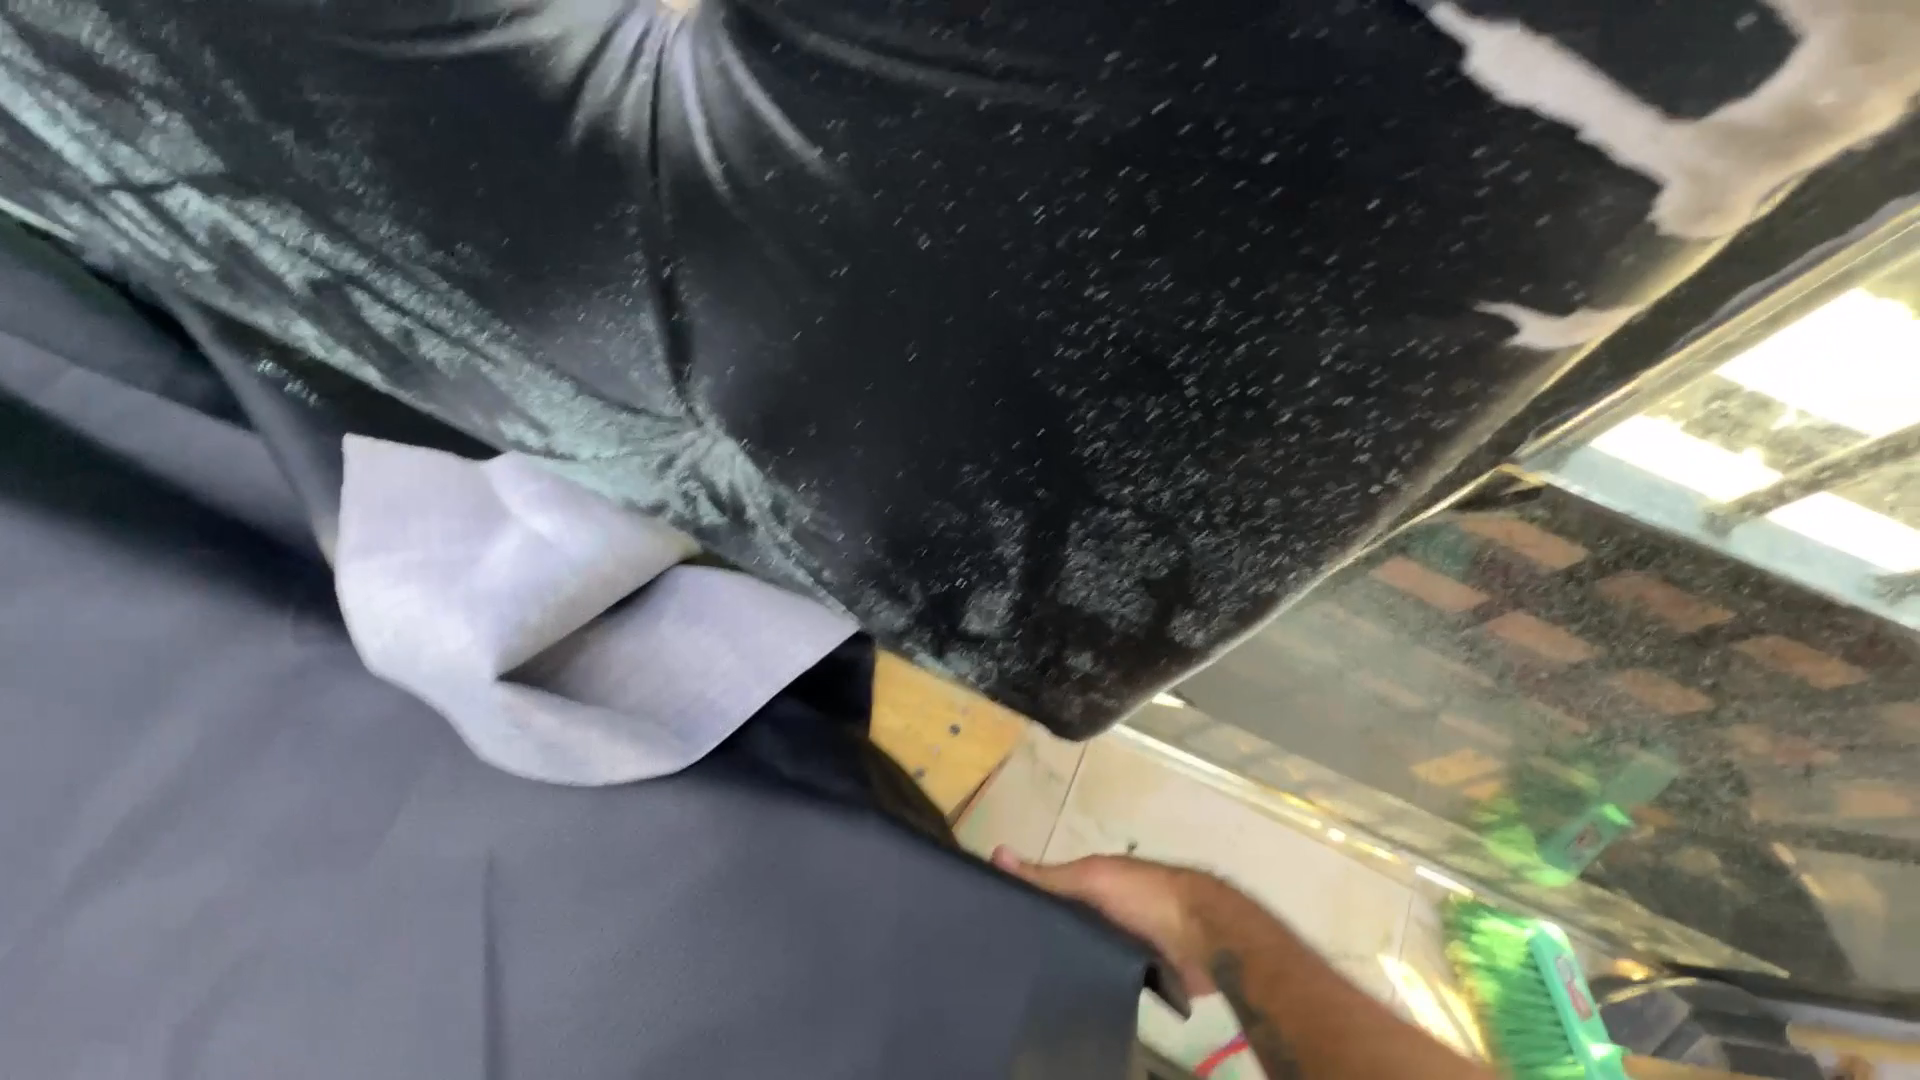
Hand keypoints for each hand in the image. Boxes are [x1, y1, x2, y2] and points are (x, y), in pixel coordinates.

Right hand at [992, 847, 1222, 995]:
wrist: (1204, 936)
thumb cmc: (1144, 895)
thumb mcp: (1090, 880)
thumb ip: (1047, 876)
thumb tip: (996, 853)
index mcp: (1093, 879)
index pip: (1048, 888)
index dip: (1023, 900)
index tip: (991, 918)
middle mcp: (1104, 904)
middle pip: (1064, 918)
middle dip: (1042, 931)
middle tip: (1004, 956)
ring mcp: (1122, 936)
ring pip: (1083, 946)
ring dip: (1066, 956)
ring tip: (1029, 978)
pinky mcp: (1137, 968)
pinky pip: (1103, 972)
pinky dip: (1089, 976)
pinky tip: (1067, 991)